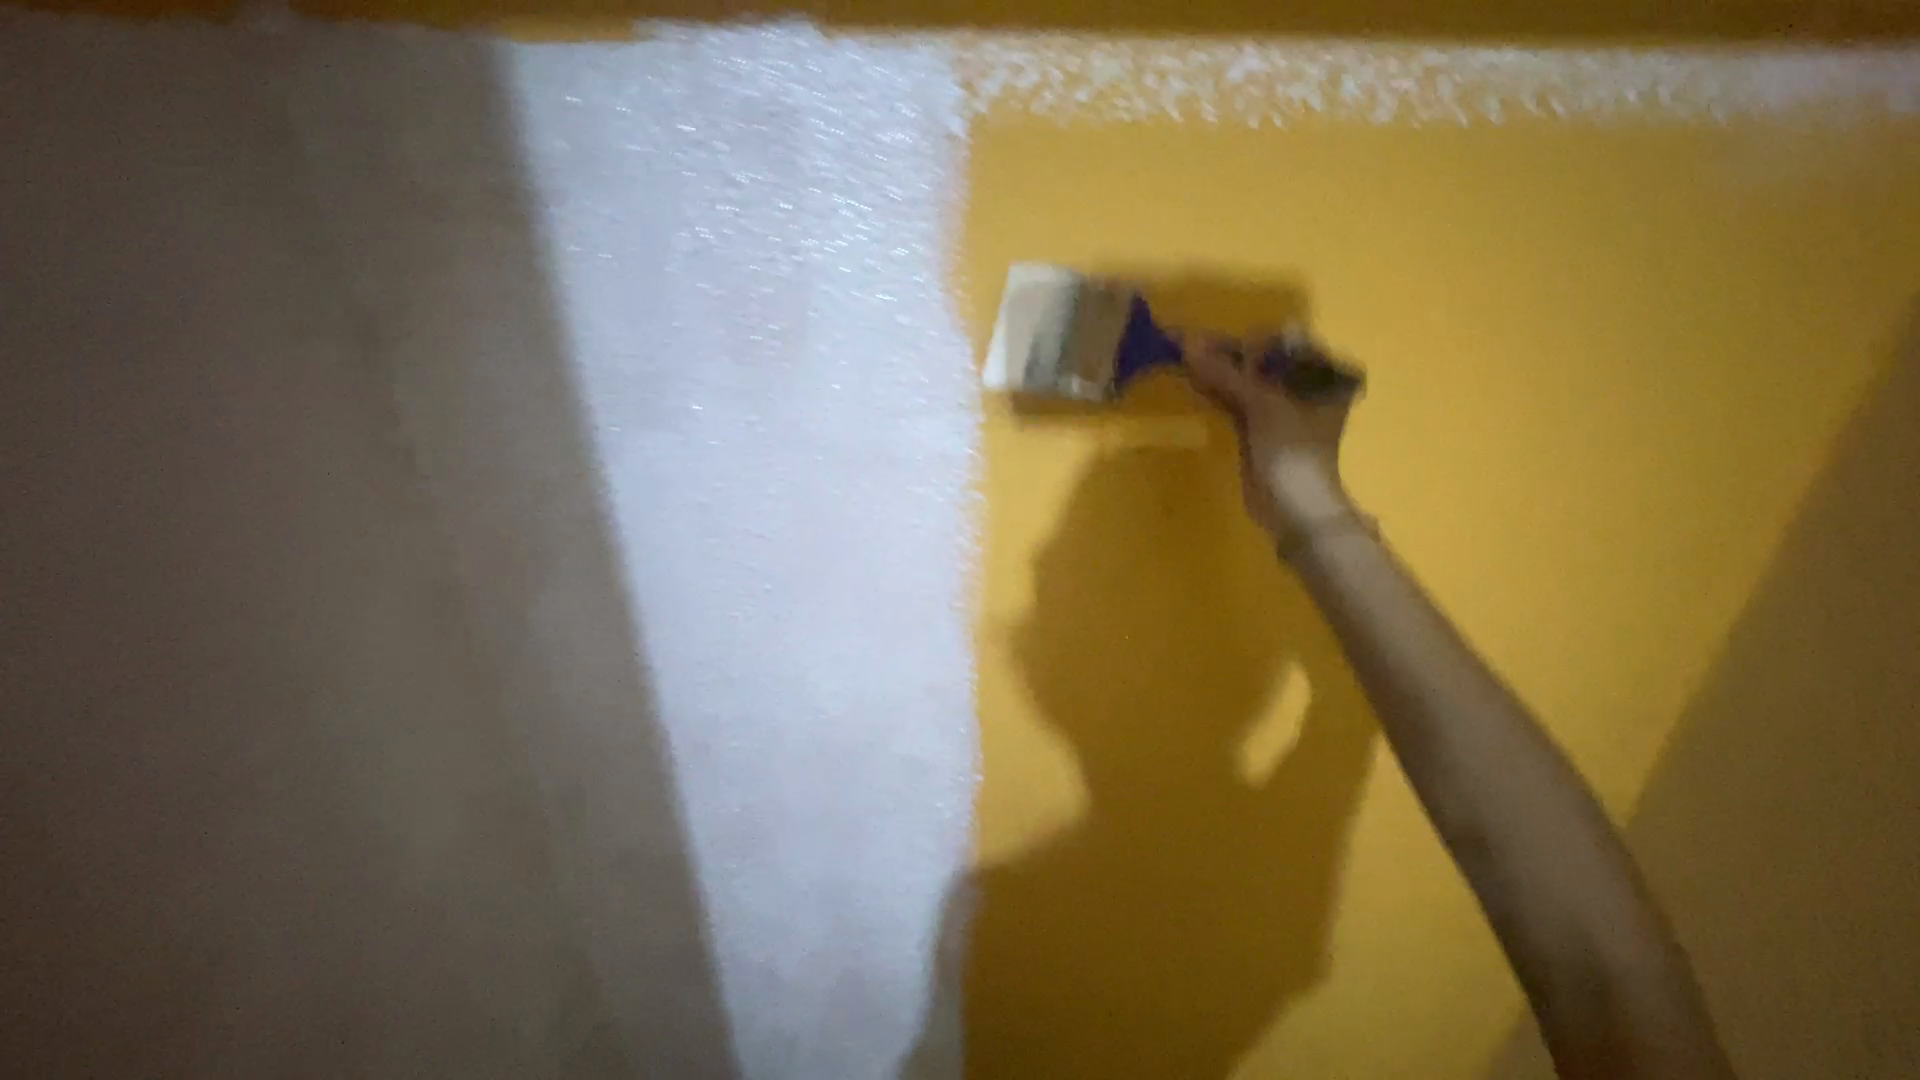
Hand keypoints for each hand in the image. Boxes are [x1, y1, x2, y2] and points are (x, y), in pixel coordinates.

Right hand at [1186, 331, 1362, 541]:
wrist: (1293, 507)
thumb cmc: (1292, 450)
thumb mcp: (1263, 404)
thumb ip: (1226, 373)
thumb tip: (1188, 343)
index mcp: (1323, 374)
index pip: (1285, 341)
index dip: (1251, 339)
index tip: (1219, 343)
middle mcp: (1306, 386)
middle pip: (1263, 359)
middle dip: (1230, 353)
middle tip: (1194, 347)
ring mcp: (1282, 408)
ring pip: (1247, 379)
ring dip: (1220, 371)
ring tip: (1187, 359)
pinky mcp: (1260, 428)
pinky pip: (1237, 400)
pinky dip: (1218, 391)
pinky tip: (1195, 380)